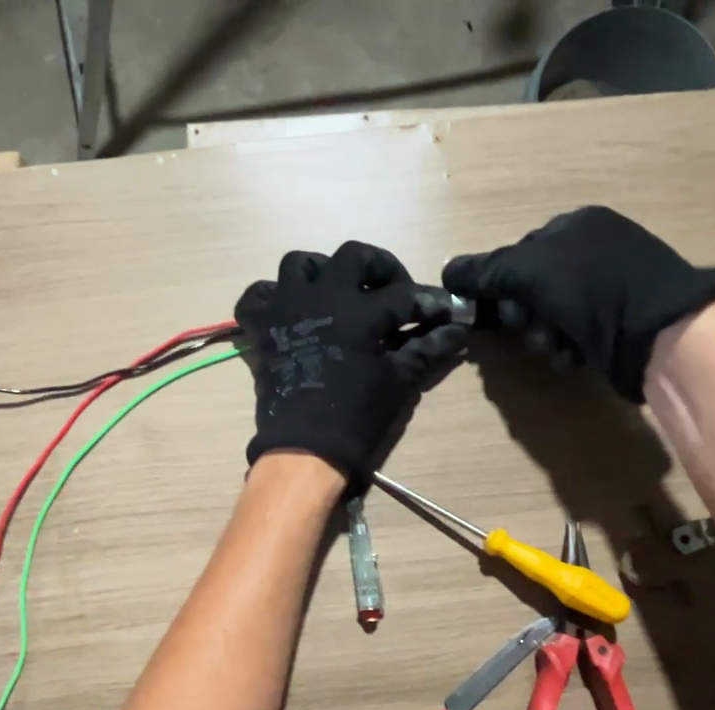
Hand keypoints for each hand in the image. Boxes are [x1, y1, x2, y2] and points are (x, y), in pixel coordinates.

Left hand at [235, 241, 467, 489]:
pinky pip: (257, 295)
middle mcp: (320, 296)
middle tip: (392, 291)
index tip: (446, 310)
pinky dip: (272, 297)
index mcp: (360, 311)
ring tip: (337, 293)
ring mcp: (285, 308)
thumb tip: (457, 329)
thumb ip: (428, 347)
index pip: (403, 295)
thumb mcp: (400, 380)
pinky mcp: (261, 328)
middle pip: (353, 256)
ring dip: (322, 272)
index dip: (429, 302)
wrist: (305, 448)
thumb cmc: (357, 416)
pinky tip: (290, 311)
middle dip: (379, 268)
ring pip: (299, 264)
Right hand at [442, 207, 714, 402]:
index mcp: (577, 225)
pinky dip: (566, 346)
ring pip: (550, 314)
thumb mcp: (530, 273)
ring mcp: (610, 286)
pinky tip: (572, 354)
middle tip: (528, 328)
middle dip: (524, 314)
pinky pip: (575, 332)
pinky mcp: (619, 321)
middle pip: (533, 287)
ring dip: (542, 335)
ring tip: (554, 346)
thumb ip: (486, 271)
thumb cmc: (593, 291)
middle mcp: (595, 249)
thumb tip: (447, 271)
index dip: (502, 284)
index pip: (519, 253)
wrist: (658, 332)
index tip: (496, 309)